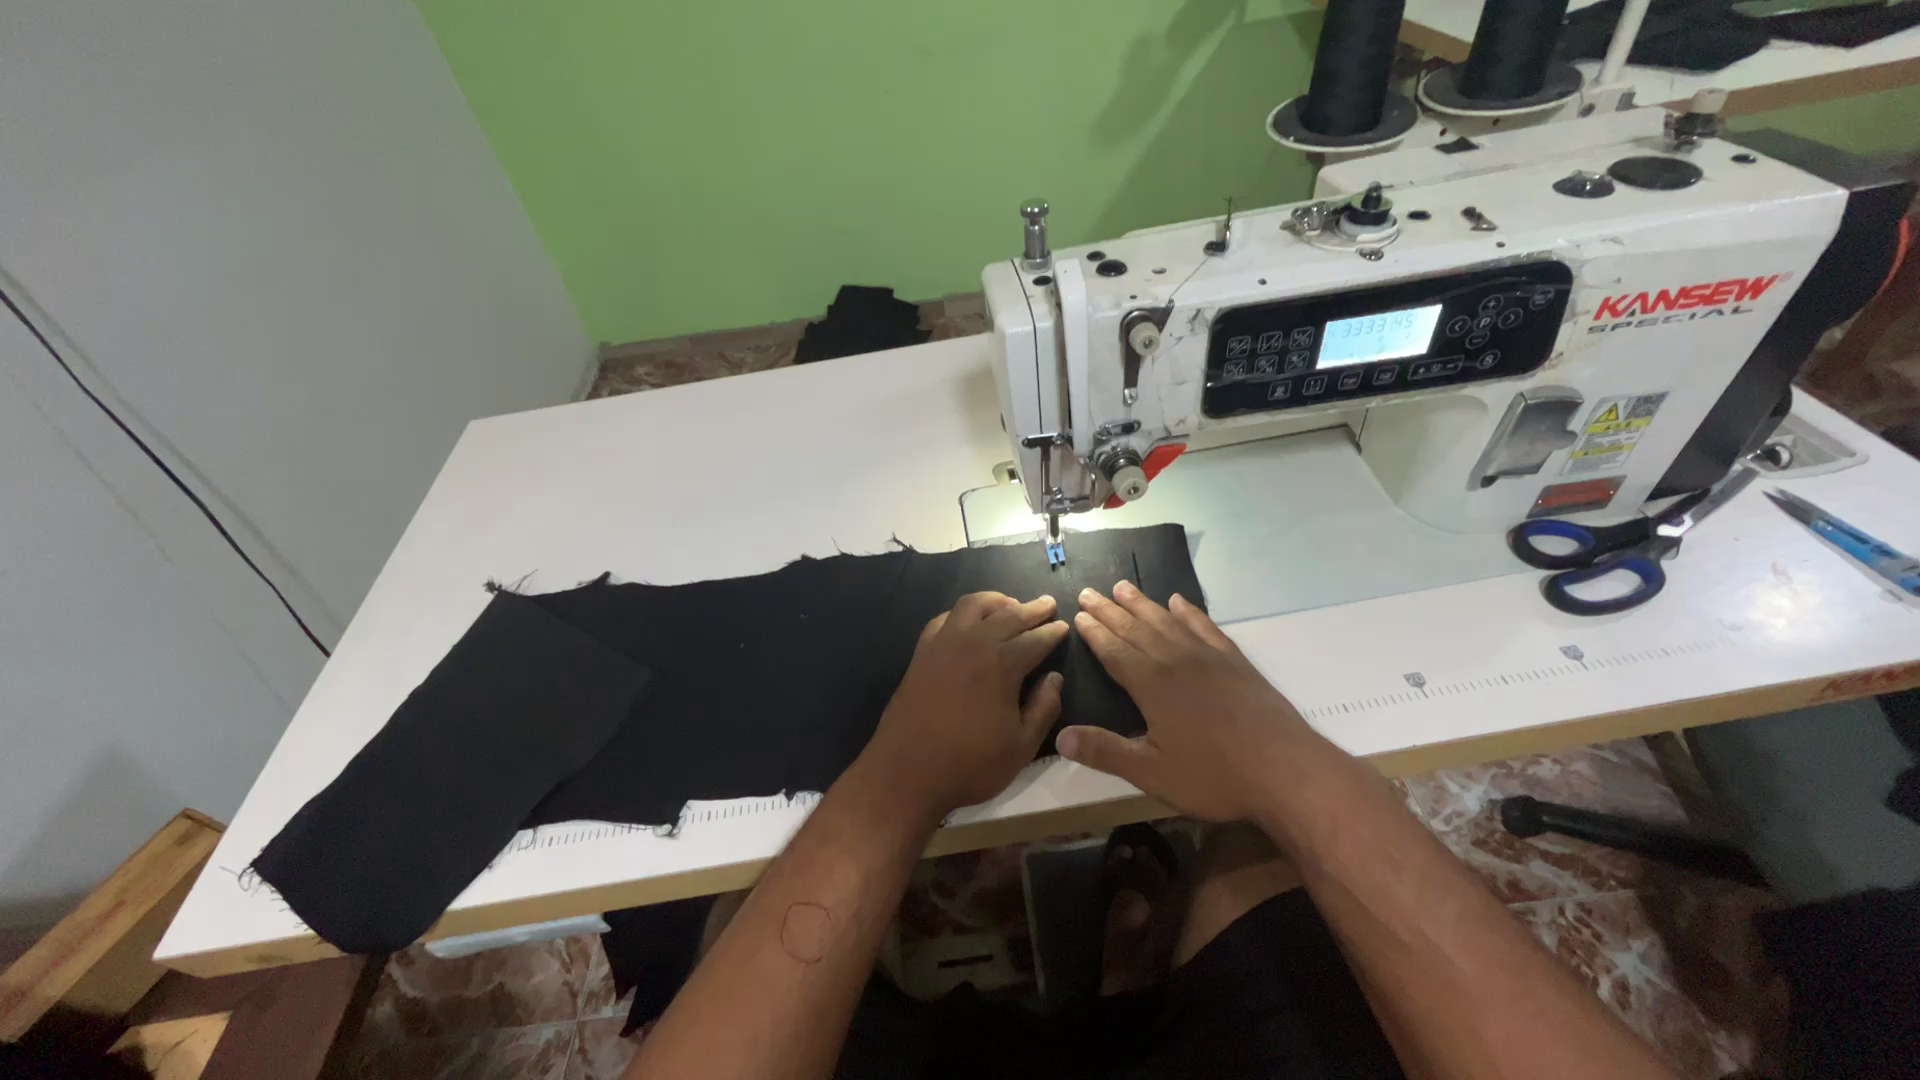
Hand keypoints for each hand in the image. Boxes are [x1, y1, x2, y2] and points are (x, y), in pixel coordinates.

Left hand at [856, 592, 1068, 822]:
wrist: (906, 773)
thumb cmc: (970, 764)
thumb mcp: (1021, 746)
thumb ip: (1044, 708)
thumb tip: (1054, 678)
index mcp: (1002, 664)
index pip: (1036, 639)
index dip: (1053, 632)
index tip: (1064, 626)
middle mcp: (973, 643)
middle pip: (1008, 615)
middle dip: (1032, 609)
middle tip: (1047, 605)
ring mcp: (943, 644)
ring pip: (973, 605)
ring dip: (997, 601)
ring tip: (1011, 605)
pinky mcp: (921, 653)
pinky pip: (945, 619)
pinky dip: (963, 613)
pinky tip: (970, 622)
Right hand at [1055, 582, 1325, 822]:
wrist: (1286, 770)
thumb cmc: (1215, 776)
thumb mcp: (1152, 773)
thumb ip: (1105, 752)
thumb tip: (1061, 737)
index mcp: (1152, 685)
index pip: (1114, 651)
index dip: (1095, 633)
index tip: (1079, 614)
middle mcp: (1176, 661)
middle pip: (1136, 629)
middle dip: (1110, 611)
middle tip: (1090, 592)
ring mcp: (1209, 658)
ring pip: (1167, 621)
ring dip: (1143, 604)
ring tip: (1124, 587)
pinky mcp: (1235, 662)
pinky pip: (1205, 627)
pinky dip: (1189, 612)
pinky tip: (1179, 602)